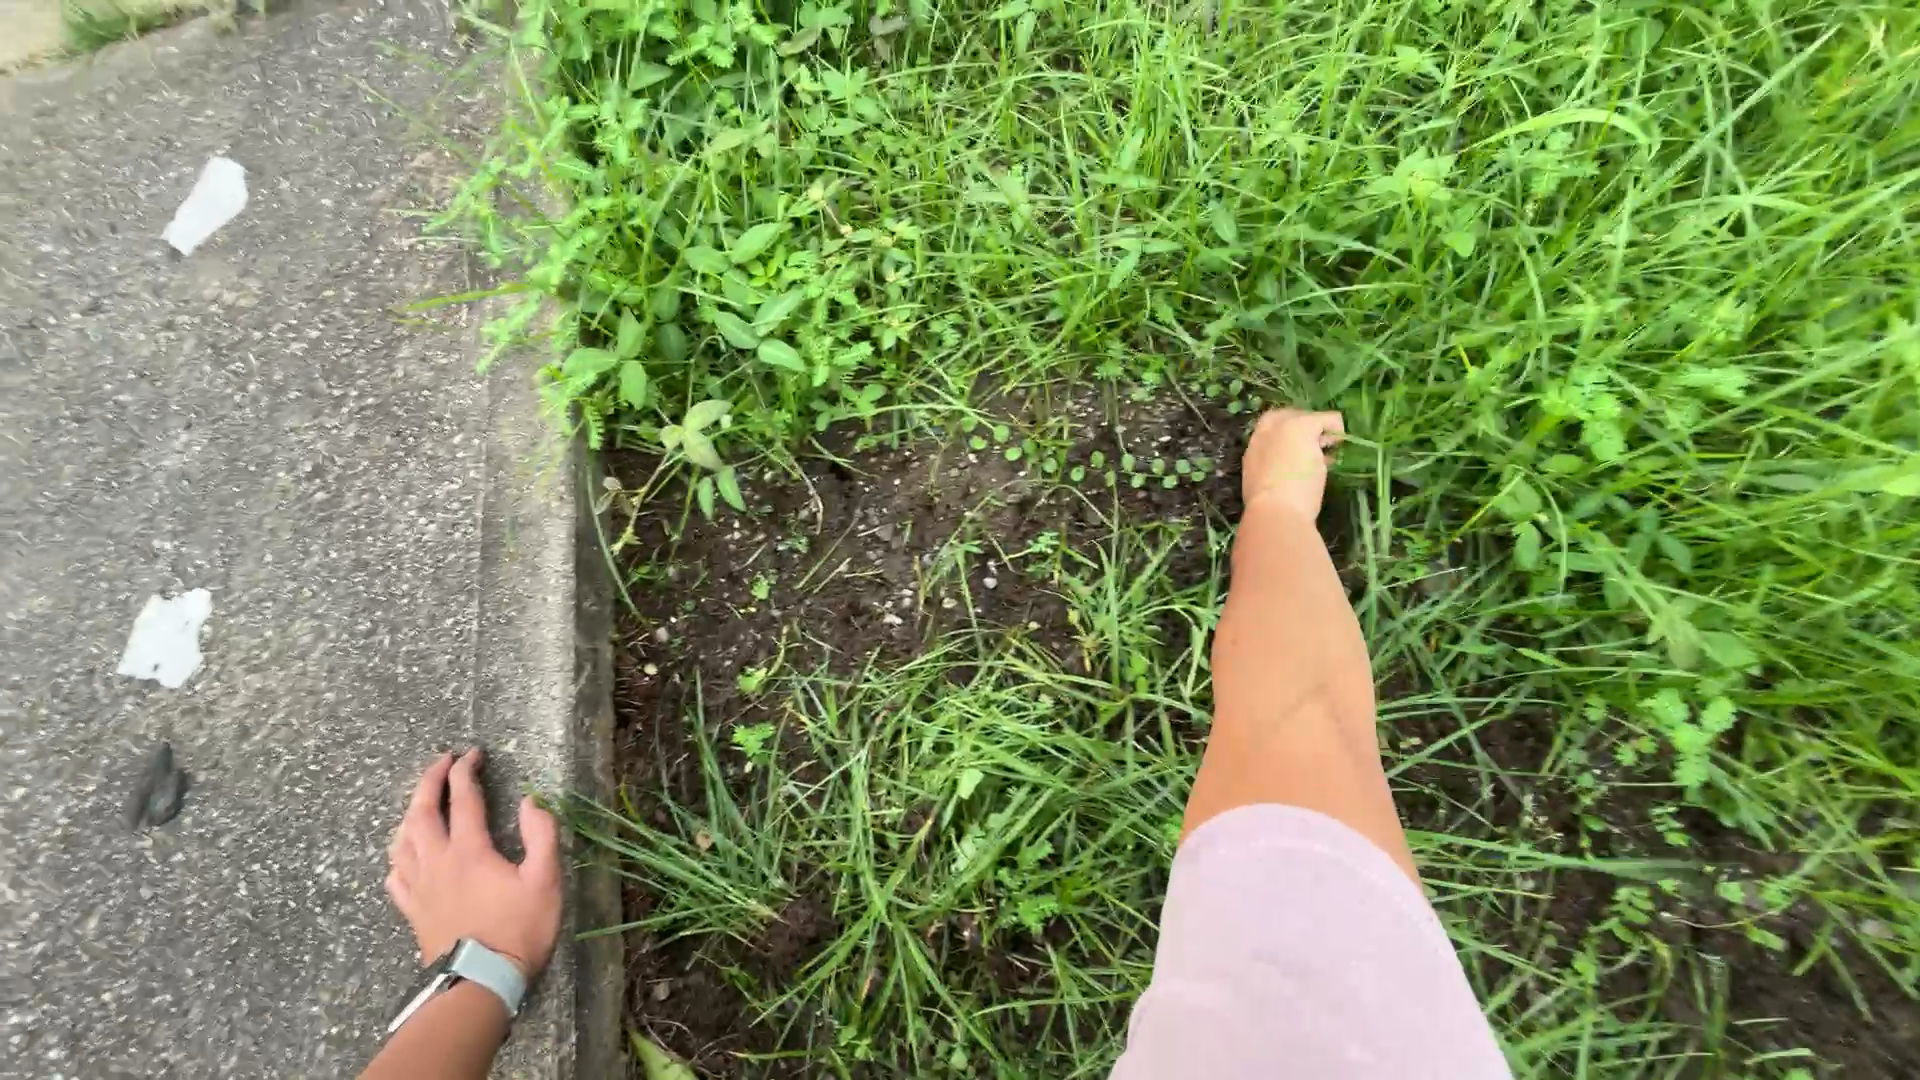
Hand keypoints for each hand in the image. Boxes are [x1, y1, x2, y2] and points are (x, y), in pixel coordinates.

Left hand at [386, 749, 562, 978]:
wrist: (478, 982)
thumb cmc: (519, 928)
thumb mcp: (545, 878)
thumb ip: (541, 834)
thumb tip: (531, 801)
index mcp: (469, 851)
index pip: (463, 799)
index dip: (466, 772)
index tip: (473, 753)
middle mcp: (437, 862)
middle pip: (421, 813)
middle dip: (429, 781)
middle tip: (441, 761)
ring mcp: (420, 888)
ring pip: (402, 840)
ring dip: (410, 812)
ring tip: (421, 799)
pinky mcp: (413, 911)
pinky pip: (395, 874)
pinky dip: (398, 854)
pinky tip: (405, 853)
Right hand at [1240, 409, 1342, 520]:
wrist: (1274, 512)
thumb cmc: (1270, 508)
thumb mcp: (1265, 484)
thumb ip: (1275, 468)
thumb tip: (1295, 464)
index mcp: (1254, 448)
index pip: (1273, 428)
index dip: (1290, 437)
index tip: (1299, 454)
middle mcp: (1265, 432)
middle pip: (1291, 417)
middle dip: (1306, 431)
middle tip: (1315, 455)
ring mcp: (1283, 426)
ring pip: (1310, 418)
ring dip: (1320, 435)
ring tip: (1323, 460)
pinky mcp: (1302, 425)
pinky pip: (1329, 418)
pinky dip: (1337, 432)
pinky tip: (1334, 453)